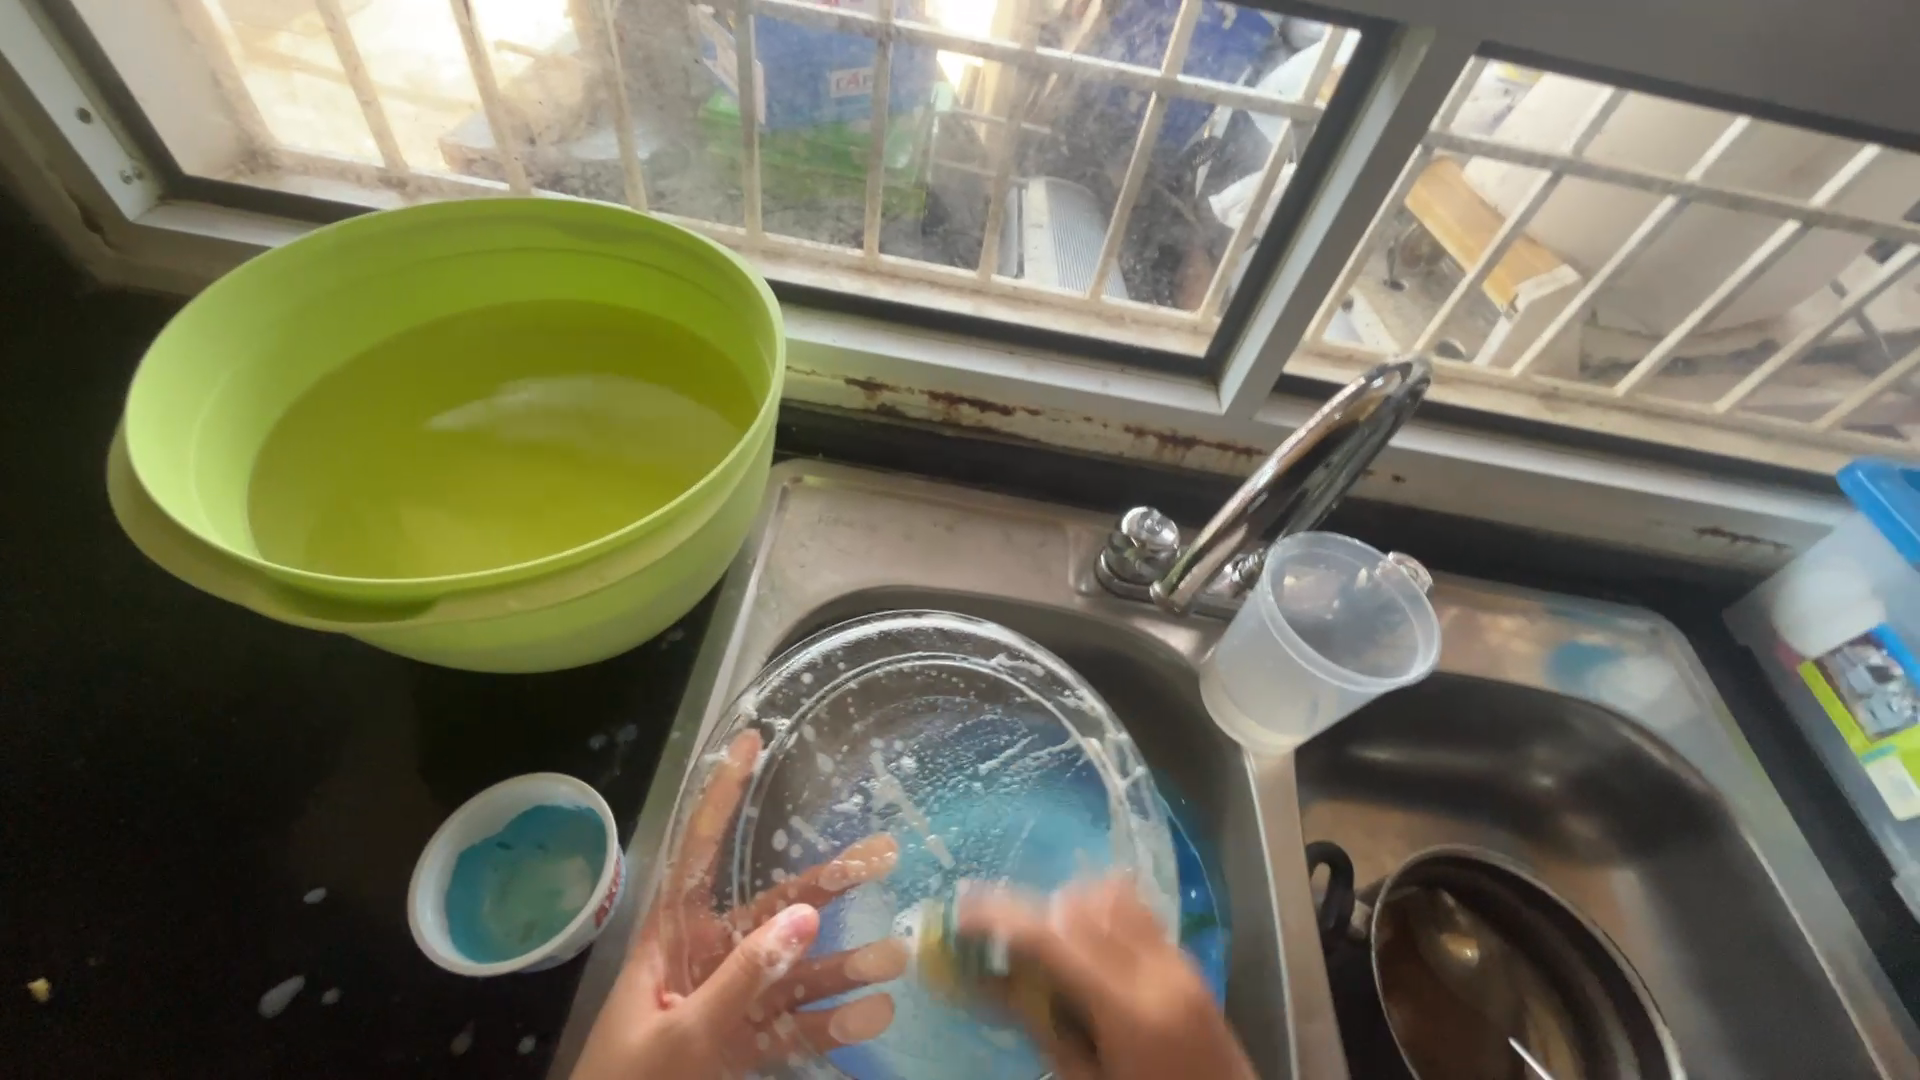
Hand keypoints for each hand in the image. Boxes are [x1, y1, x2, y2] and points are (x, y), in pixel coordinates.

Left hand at [572, 732, 906, 1078]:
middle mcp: (712, 955)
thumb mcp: (677, 1037)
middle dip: (829, 884)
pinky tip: (876, 1013)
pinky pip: (799, 1023)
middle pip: (777, 908)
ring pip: (799, 968)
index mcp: (673, 936)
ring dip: (846, 964)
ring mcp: (737, 999)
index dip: (722, 794)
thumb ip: (741, 980)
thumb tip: (805, 917)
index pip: (699, 849)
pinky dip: (836, 1020)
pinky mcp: (751, 1042)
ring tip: (896, 957)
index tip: (751, 743)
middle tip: (883, 855)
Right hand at [959, 879, 1253, 1079]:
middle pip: (1079, 905)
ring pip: (1109, 893)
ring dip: (1069, 905)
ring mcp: (1178, 957)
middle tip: (999, 932)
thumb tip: (985, 982)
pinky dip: (1102, 909)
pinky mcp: (1187, 957)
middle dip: (1033, 910)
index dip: (1002, 916)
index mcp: (1130, 1009)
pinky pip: (1137, 909)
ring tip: (1046, 939)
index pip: (1054, 938)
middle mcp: (1157, 968)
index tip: (963, 907)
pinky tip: (1085, 940)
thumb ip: (1040, 1026)